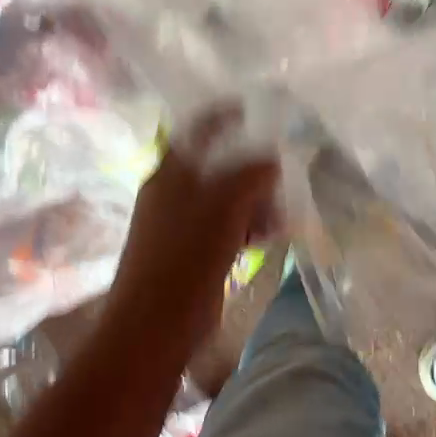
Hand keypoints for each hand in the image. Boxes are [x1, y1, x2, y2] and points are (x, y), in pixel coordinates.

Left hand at [105, 108, 279, 355]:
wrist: (153, 328)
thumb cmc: (186, 259)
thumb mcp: (225, 206)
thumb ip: (251, 174)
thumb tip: (271, 159)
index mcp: (170, 174)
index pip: (198, 130)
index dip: (225, 116)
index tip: (254, 108)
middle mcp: (171, 194)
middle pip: (217, 166)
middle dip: (251, 169)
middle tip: (282, 176)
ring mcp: (178, 226)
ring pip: (223, 199)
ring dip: (252, 202)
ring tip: (278, 216)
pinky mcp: (188, 255)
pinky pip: (223, 228)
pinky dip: (244, 227)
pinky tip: (265, 238)